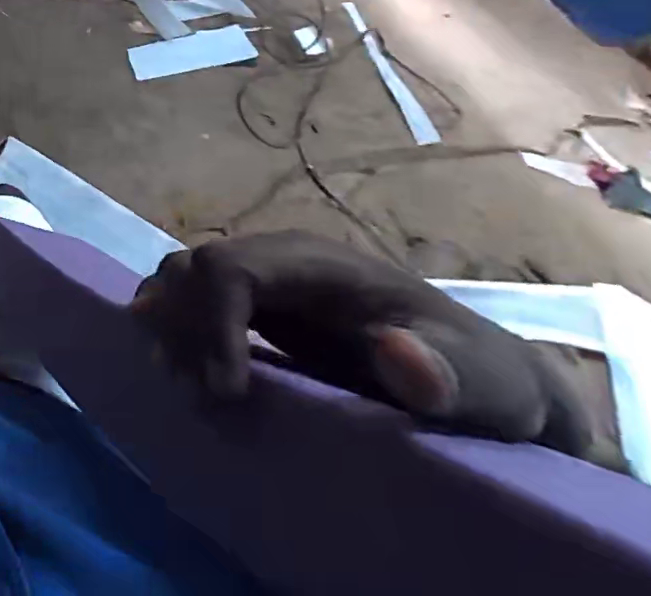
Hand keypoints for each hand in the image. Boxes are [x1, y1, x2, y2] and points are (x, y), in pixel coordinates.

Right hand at [130, 231, 591, 457]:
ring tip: (185, 383)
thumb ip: (448, 372)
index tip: (226, 391)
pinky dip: (169, 325)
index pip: (230, 269)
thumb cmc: (476, 377)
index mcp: (315, 262)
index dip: (211, 323)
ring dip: (168, 326)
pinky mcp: (251, 302)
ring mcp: (259, 276)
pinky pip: (186, 296)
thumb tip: (393, 350)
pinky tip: (177, 362)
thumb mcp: (482, 384)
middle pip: (192, 268)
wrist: (471, 372)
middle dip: (181, 328)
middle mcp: (274, 258)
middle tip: (199, 393)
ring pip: (179, 277)